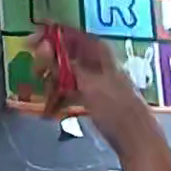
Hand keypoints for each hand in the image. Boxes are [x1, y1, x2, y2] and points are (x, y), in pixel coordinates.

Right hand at [29, 25, 156, 150]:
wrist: (136, 140)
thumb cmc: (114, 108)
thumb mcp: (86, 83)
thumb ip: (64, 63)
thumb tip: (44, 44)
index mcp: (101, 57)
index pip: (76, 35)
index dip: (56, 31)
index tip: (36, 31)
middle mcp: (100, 65)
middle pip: (70, 52)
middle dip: (49, 54)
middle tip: (34, 60)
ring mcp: (98, 82)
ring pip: (68, 69)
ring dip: (52, 73)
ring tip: (40, 81)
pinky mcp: (95, 98)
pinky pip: (71, 87)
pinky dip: (59, 89)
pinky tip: (51, 99)